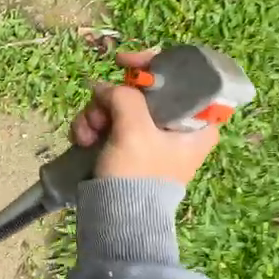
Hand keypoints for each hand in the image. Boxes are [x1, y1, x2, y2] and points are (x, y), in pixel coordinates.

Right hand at [70, 48, 220, 184]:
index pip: (184, 78)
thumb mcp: (134, 131)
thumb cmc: (138, 174)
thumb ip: (124, 98)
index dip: (154, 63)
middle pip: (141, 92)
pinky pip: (105, 123)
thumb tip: (105, 87)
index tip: (123, 62)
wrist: (118, 216)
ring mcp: (147, 137)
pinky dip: (89, 127)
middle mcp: (175, 127)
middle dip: (111, 99)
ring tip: (85, 135)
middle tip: (98, 114)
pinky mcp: (124, 147)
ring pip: (117, 107)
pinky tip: (81, 141)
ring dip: (94, 115)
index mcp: (196, 123)